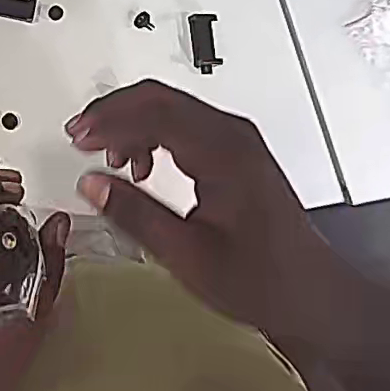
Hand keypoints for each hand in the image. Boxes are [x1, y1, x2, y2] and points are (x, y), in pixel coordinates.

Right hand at [65, 80, 345, 347]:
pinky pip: (182, 121)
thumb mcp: (188, 256)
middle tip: (81, 134)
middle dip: (114, 112)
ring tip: (107, 155)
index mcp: (223, 152)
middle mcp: (231, 134)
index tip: (78, 136)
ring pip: (169, 105)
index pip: (154, 112)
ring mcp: (234, 137)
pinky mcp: (232, 147)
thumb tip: (92, 184)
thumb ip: (135, 215)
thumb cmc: (262, 279)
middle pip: (159, 97)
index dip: (109, 119)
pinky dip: (151, 132)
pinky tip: (139, 163)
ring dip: (131, 122)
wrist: (310, 293)